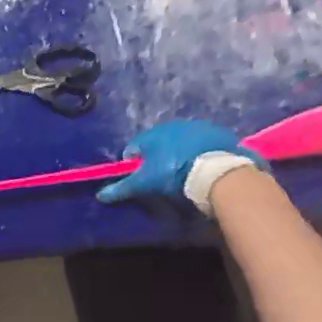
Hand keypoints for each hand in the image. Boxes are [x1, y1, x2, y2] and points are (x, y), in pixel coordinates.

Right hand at [96, 119, 266, 213]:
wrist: (220, 173)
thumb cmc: (174, 175)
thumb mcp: (145, 184)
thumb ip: (122, 188)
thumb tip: (99, 196)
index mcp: (152, 135)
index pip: (134, 149)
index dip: (135, 164)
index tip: (142, 179)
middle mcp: (174, 126)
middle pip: (160, 144)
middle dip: (160, 158)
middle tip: (165, 178)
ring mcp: (200, 128)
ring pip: (184, 142)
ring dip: (182, 154)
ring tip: (188, 174)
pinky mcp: (222, 134)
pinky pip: (207, 144)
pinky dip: (204, 154)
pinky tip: (207, 168)